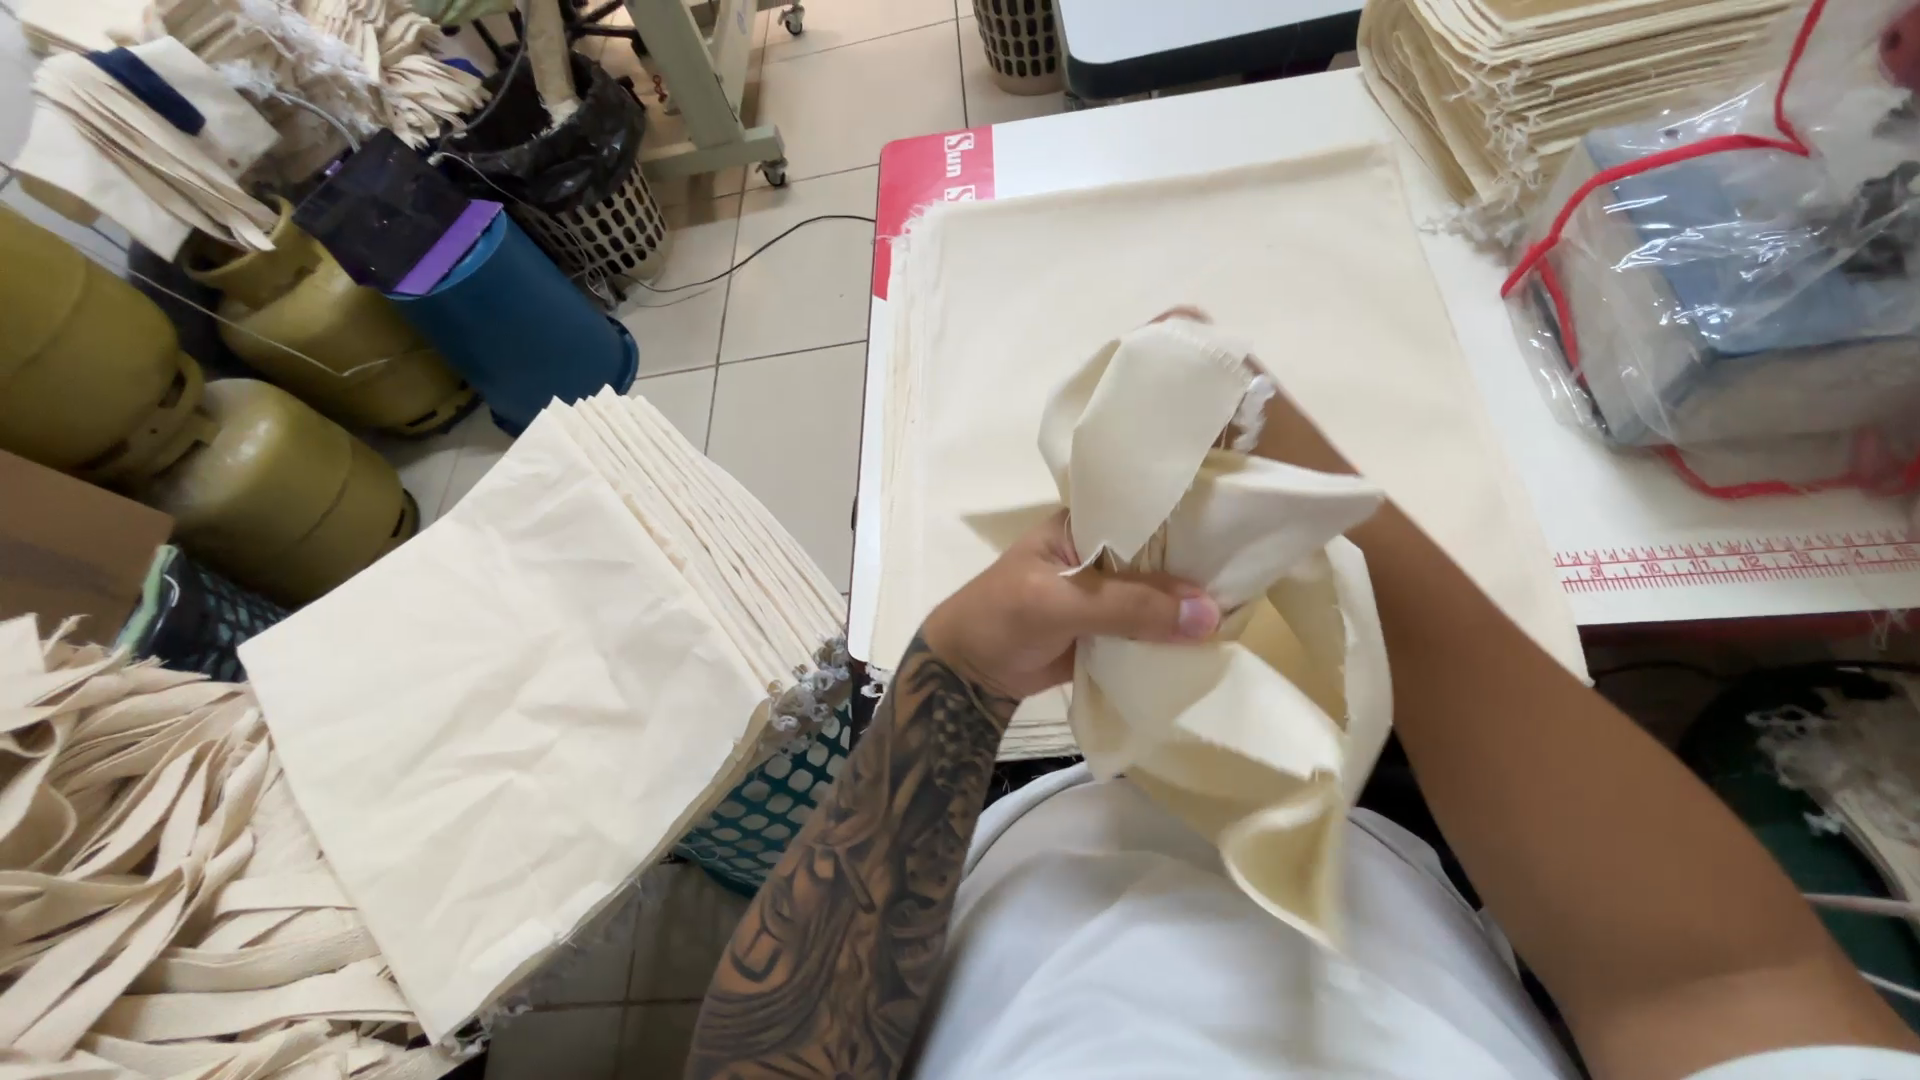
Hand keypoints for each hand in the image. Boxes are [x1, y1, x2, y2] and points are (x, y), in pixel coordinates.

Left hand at [920, 511, 1220, 701]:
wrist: (969, 674)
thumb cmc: (1001, 618)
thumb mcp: (1061, 603)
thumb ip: (1130, 607)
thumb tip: (1209, 616)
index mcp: (1085, 525)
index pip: (1147, 512)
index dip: (1190, 521)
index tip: (1242, 529)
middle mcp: (1102, 552)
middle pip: (1162, 556)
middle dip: (1199, 568)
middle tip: (1255, 575)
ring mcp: (1108, 593)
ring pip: (1160, 595)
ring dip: (1190, 607)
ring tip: (1244, 610)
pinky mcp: (1111, 630)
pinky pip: (1151, 628)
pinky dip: (1174, 636)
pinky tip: (1212, 640)